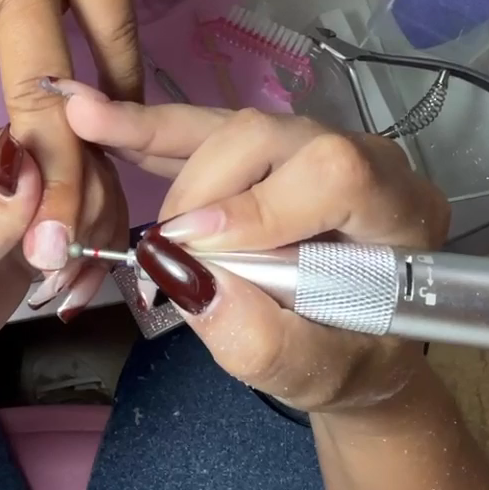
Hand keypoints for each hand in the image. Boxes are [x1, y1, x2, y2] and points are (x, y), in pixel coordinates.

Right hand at [64, 89, 450, 412]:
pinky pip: (202, 131)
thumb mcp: (312, 374)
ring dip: (155, 137)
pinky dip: (145, 130)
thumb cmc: (345, 363)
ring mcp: (310, 145)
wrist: (352, 346)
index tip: (197, 249)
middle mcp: (362, 160)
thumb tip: (184, 275)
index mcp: (397, 212)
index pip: (333, 173)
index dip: (258, 206)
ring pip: (228, 122)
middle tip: (164, 244)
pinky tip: (93, 115)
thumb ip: (259, 338)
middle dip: (201, 186)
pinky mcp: (263, 151)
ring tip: (90, 130)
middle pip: (270, 134)